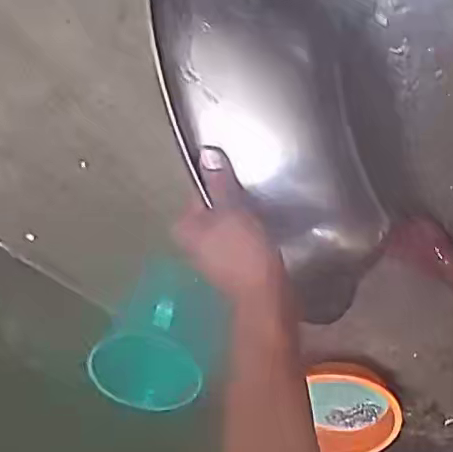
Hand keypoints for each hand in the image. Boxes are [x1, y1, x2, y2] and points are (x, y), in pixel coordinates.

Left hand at [174, 147, 287, 310]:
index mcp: (184, 228)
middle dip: (235, 211)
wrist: (267, 298)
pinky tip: (268, 247)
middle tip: (259, 207)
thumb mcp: (233, 212)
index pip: (201, 195)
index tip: (246, 191)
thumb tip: (207, 153)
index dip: (224, 189)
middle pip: (216, 216)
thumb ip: (221, 185)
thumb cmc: (246, 254)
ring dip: (247, 229)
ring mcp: (213, 263)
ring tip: (267, 226)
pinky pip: (244, 251)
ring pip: (231, 234)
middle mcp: (192, 246)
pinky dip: (254, 247)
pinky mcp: (236, 276)